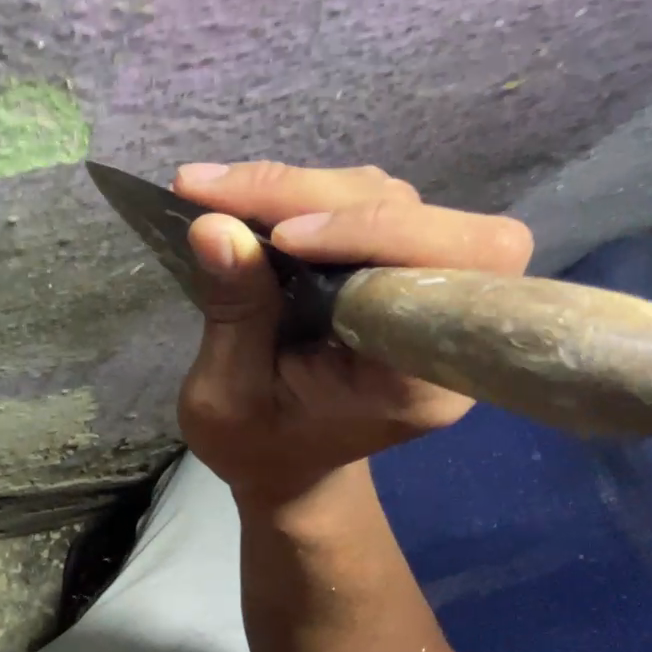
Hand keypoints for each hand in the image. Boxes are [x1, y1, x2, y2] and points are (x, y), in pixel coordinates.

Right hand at [169, 162, 533, 508]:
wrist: (284, 461)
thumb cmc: (255, 445)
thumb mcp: (225, 396)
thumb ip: (233, 316)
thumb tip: (212, 226)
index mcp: (417, 377)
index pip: (433, 273)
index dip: (368, 236)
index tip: (278, 237)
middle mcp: (442, 321)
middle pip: (408, 217)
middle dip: (307, 197)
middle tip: (209, 190)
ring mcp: (423, 284)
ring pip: (385, 200)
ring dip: (298, 190)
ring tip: (217, 193)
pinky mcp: (394, 264)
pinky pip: (364, 207)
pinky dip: (299, 197)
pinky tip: (244, 201)